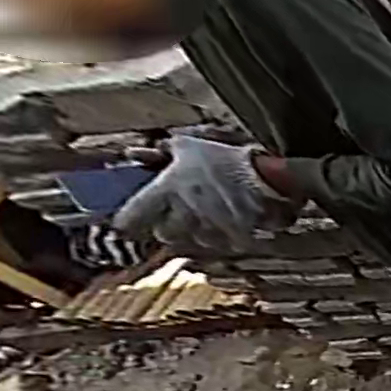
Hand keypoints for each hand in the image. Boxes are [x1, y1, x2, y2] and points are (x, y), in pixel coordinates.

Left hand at [114, 134, 296, 250]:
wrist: (266, 179)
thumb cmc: (224, 160)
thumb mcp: (187, 146)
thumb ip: (161, 153)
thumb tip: (138, 155)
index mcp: (166, 191)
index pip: (133, 217)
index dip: (126, 223)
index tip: (124, 226)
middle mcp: (186, 214)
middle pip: (166, 236)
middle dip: (166, 230)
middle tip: (170, 222)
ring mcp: (213, 228)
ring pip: (196, 243)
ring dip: (196, 236)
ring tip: (201, 227)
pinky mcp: (237, 237)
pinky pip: (225, 245)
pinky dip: (224, 241)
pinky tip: (228, 232)